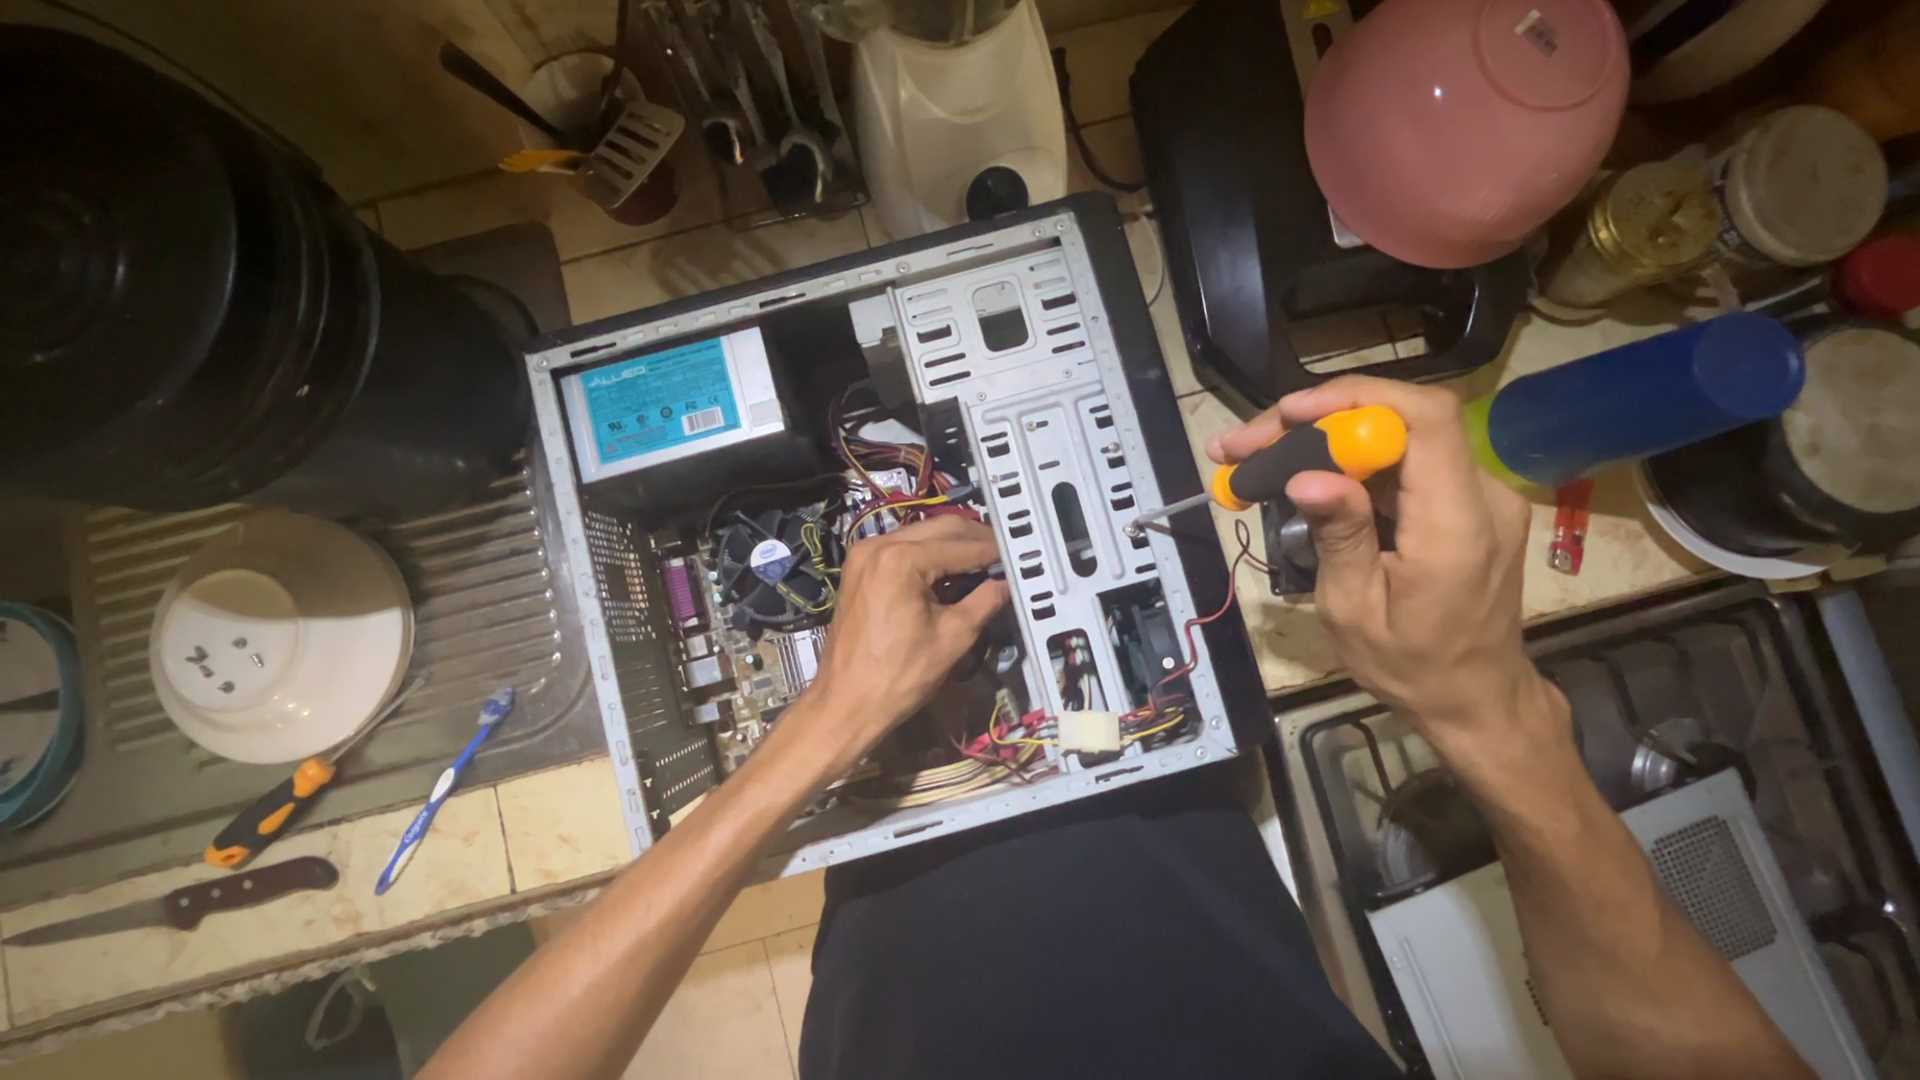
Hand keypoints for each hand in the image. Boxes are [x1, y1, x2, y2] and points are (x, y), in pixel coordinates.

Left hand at [799, 515, 1008, 767]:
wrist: (845, 702)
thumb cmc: (899, 676)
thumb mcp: (953, 638)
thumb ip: (984, 601)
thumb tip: (1006, 583)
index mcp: (902, 559)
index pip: (961, 546)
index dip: (994, 551)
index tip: (1020, 555)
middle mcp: (879, 545)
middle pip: (940, 528)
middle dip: (975, 539)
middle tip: (1007, 553)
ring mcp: (864, 554)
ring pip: (921, 534)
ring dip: (953, 544)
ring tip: (985, 561)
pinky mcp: (859, 568)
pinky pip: (902, 548)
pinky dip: (929, 554)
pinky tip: (952, 569)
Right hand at [1209, 376, 1568, 765]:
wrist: (1475, 697)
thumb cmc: (1410, 666)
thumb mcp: (1355, 611)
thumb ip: (1340, 537)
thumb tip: (1306, 478)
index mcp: (1455, 525)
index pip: (1424, 421)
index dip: (1354, 400)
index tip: (1289, 414)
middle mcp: (1480, 496)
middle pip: (1399, 421)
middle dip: (1315, 421)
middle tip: (1242, 445)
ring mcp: (1479, 496)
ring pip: (1395, 438)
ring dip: (1323, 440)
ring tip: (1253, 458)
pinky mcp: (1466, 503)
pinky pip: (1403, 462)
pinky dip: (1347, 462)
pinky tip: (1299, 474)